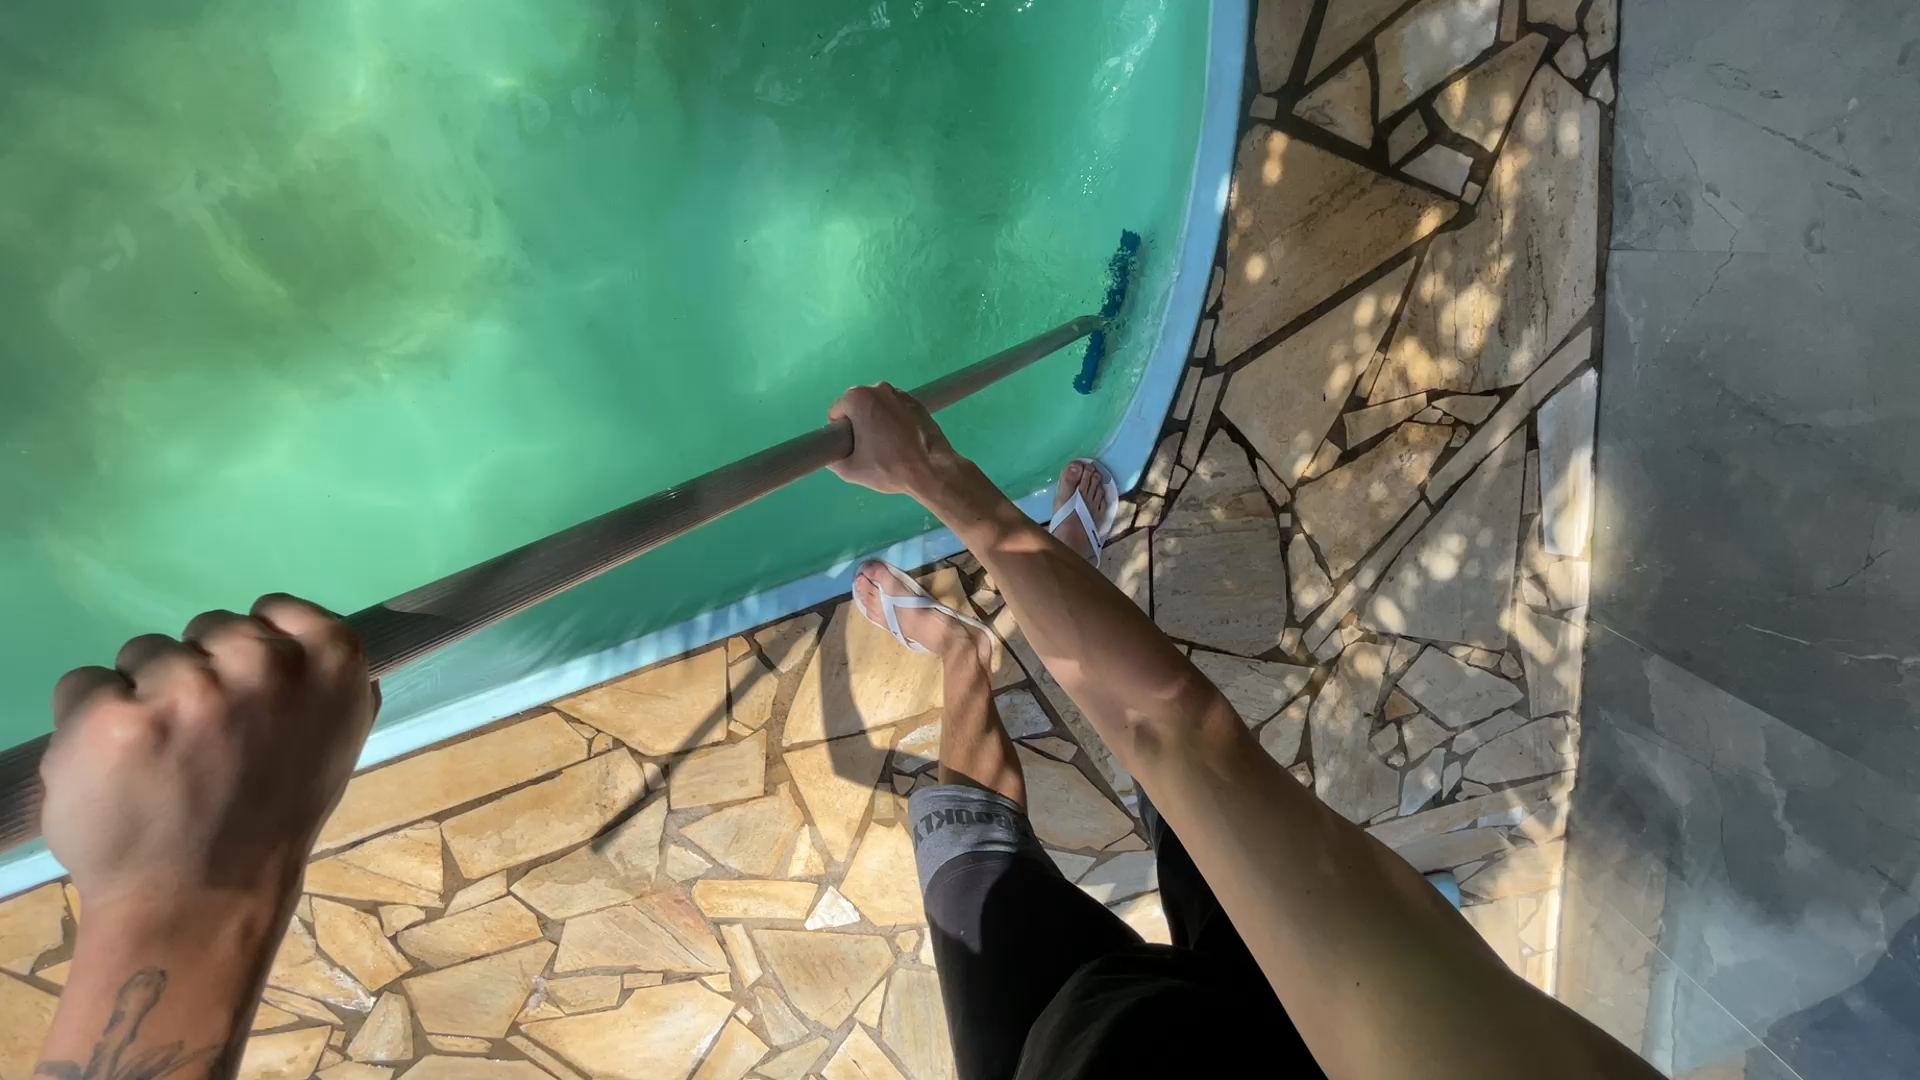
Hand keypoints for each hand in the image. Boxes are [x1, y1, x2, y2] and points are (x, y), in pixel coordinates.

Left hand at [42, 594, 378, 928]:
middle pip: (211, 625)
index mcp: (334, 659)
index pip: (278, 608)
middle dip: (203, 665)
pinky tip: (116, 754)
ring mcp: (188, 687)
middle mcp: (267, 660)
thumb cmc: (286, 804)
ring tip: (159, 743)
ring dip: (146, 688)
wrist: (211, 884)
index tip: (252, 681)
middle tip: (206, 722)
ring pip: (145, 650)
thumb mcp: (345, 733)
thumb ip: (336, 682)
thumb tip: (321, 644)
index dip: (261, 640)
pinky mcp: (109, 717)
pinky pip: (84, 682)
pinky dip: (92, 715)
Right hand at [826, 382, 964, 497]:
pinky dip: (895, 423)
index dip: (840, 434)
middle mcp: (879, 388)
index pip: (837, 413)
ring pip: (878, 409)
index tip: (852, 448)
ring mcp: (901, 393)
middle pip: (858, 408)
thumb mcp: (850, 471)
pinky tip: (903, 442)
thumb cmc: (889, 467)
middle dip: (859, 426)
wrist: (933, 470)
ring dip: (878, 424)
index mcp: (858, 398)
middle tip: (869, 450)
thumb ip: (834, 459)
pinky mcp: (918, 403)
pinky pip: (897, 411)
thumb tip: (834, 454)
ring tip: (889, 448)